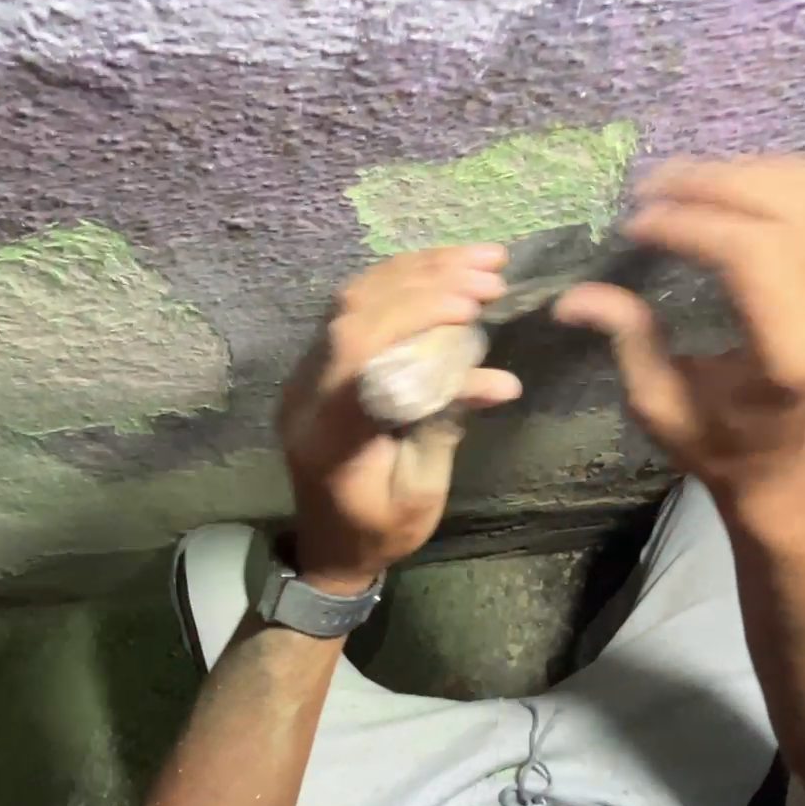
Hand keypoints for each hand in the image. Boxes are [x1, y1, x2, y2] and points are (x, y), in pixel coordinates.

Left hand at [277, 246, 523, 592]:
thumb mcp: (420, 493)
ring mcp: (305, 375)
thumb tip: (499, 379)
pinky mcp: (318, 366)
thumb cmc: (379, 530)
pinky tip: (443, 271)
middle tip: (491, 274)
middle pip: (354, 314)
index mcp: (329, 437)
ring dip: (417, 272)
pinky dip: (401, 283)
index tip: (473, 304)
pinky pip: (353, 310)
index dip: (415, 317)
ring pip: (352, 300)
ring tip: (480, 261)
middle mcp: (305, 394)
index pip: (360, 355)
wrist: (330, 544)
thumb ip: (445, 428)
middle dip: (426, 284)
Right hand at [554, 155, 804, 493]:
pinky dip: (800, 175)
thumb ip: (627, 340)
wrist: (775, 459)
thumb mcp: (656, 403)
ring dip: (756, 172)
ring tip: (695, 179)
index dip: (690, 224)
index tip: (635, 223)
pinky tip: (748, 182)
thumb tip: (569, 298)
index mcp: (790, 358)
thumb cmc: (711, 440)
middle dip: (717, 184)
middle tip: (655, 186)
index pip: (753, 255)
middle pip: (793, 211)